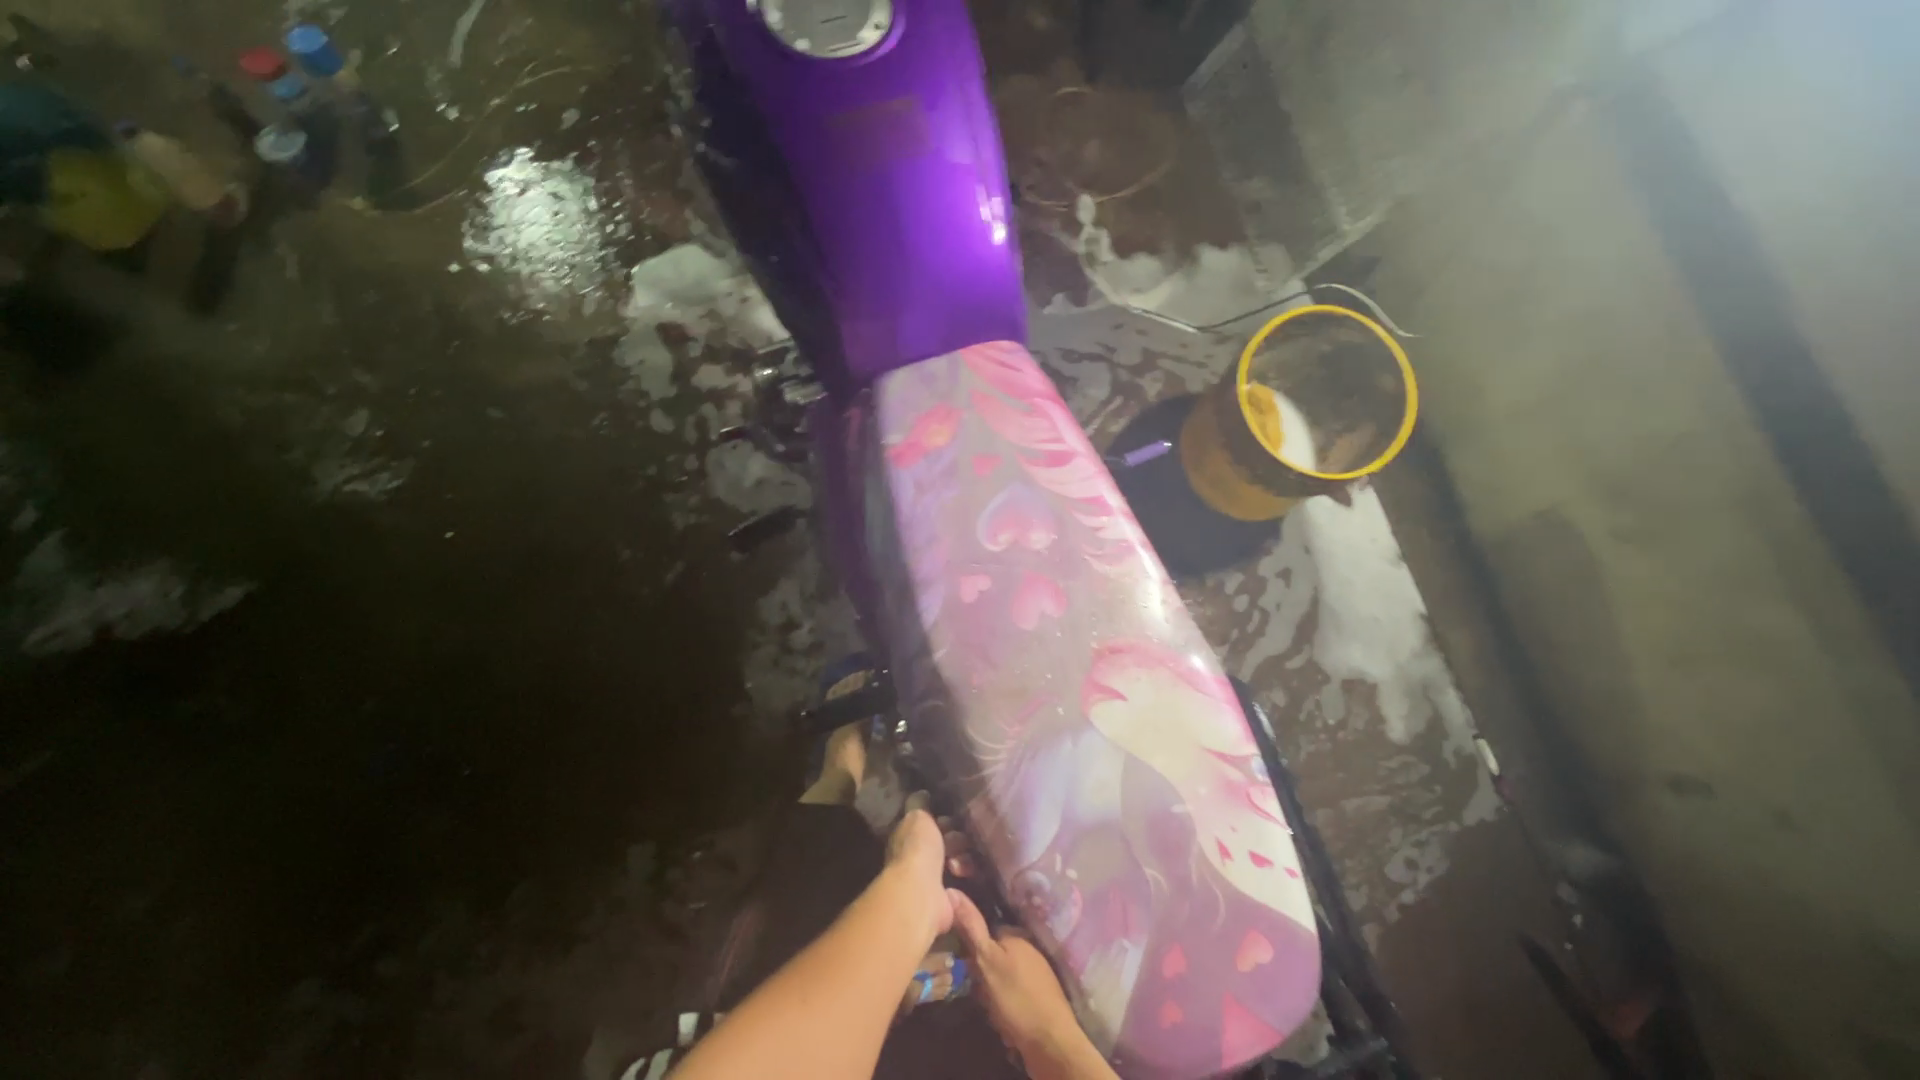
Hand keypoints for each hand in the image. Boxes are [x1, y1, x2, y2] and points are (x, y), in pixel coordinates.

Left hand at [882, 799, 956, 941]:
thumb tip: (923, 793)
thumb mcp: (916, 816)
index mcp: (908, 838)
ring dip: (963, 855)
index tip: (948, 819)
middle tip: (954, 838)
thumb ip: (920, 803)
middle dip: (956, 837)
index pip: (932, 824)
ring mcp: (934, 879)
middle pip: (949, 840)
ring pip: (960, 857)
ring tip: (956, 859)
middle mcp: (919, 859)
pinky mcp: (950, 896)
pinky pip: (967, 876)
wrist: (921, 891)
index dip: (942, 819)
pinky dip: (966, 872)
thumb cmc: (916, 849)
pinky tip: (961, 871)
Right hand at [947, 889, 1084, 1060]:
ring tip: (990, 1005)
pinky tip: (1004, 1015)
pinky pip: (1014, 992)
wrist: (1050, 1041)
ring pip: (1003, 974)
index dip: (971, 947)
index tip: (963, 963)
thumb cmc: (1016, 997)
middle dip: (983, 972)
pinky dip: (1007, 1002)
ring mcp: (1038, 972)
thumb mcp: (988, 962)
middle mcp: (1029, 948)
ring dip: (993, 990)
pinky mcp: (1041, 995)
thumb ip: (972, 928)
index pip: (986, 931)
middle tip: (977, 990)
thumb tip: (952, 891)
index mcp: (1017, 935)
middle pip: (994, 954)